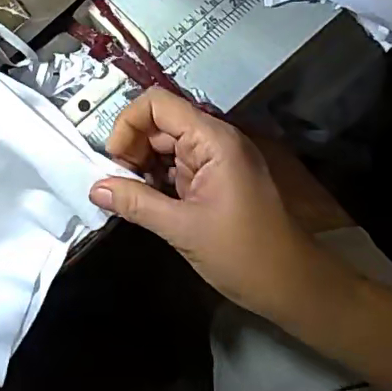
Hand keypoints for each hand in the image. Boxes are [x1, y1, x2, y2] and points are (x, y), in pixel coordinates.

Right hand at [88, 89, 345, 320]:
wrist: (296, 286)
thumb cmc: (245, 255)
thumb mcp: (183, 229)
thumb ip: (137, 203)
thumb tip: (96, 188)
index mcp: (213, 139)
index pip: (158, 104)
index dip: (129, 124)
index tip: (114, 160)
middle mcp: (214, 139)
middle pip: (159, 122)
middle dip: (131, 147)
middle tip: (116, 183)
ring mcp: (216, 158)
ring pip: (165, 144)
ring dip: (142, 164)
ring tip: (127, 194)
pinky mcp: (215, 177)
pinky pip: (176, 164)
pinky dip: (156, 178)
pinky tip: (145, 200)